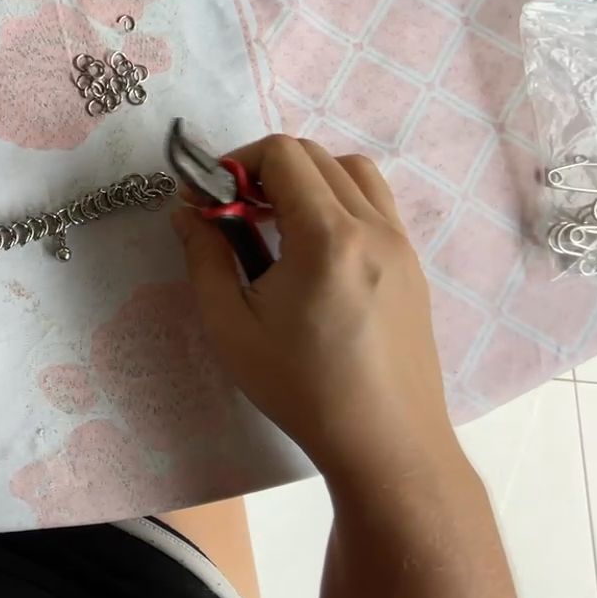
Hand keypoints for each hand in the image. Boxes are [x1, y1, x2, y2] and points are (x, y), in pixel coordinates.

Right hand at [172, 136, 457, 483]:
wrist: (386, 443)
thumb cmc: (299, 385)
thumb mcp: (228, 323)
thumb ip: (203, 256)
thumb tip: (185, 212)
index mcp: (327, 238)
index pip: (283, 154)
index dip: (233, 163)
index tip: (207, 200)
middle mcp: (373, 228)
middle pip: (315, 155)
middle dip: (261, 169)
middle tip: (230, 211)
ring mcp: (401, 245)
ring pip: (351, 171)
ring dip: (303, 179)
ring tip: (270, 221)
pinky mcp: (411, 264)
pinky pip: (372, 203)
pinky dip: (333, 200)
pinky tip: (305, 246)